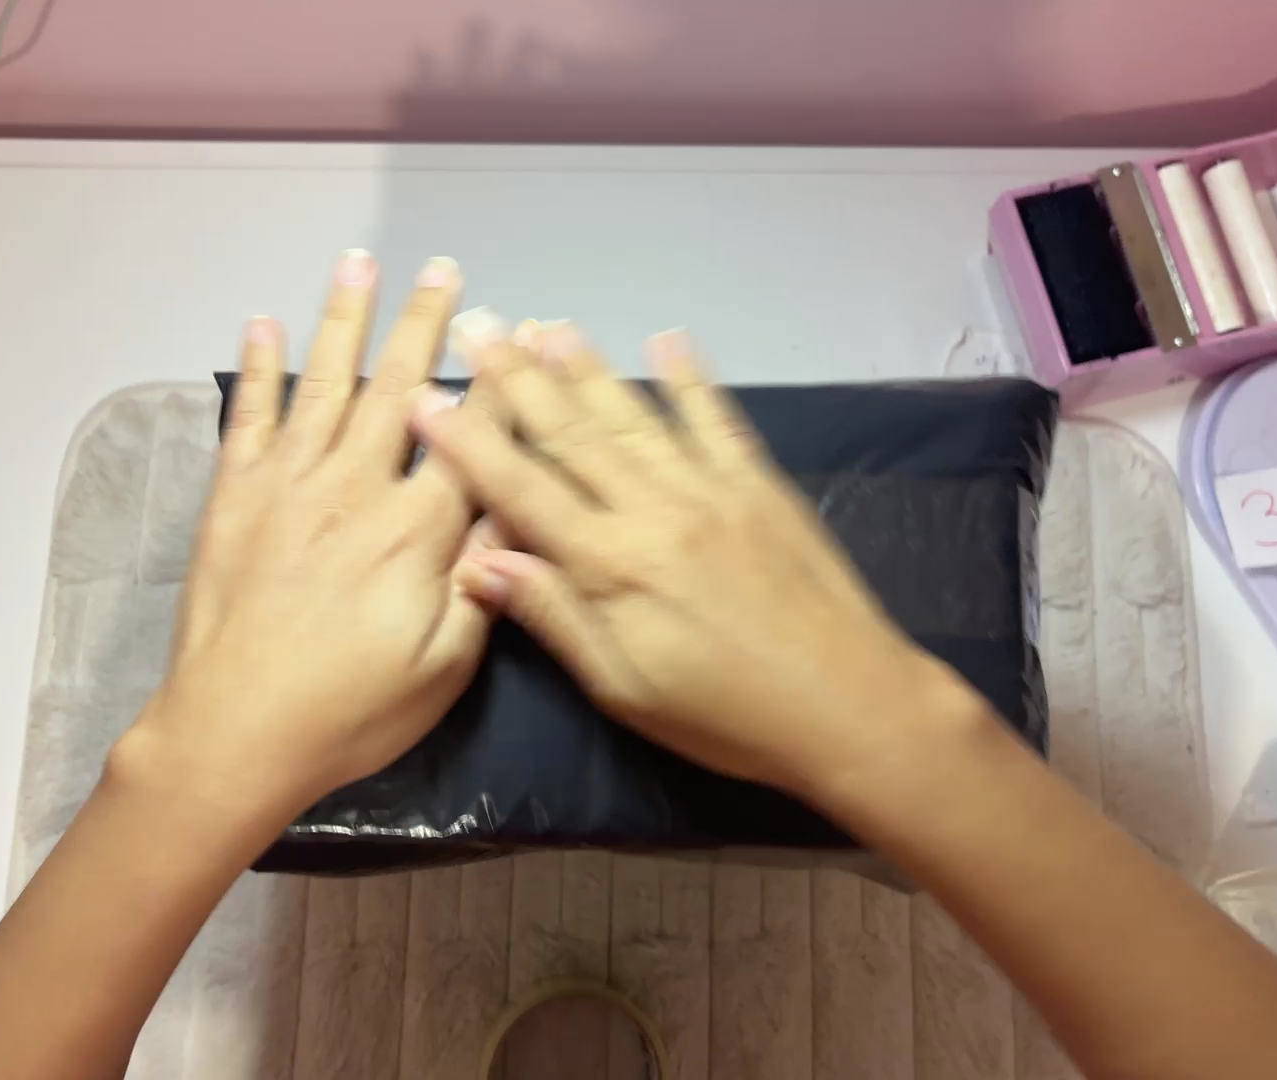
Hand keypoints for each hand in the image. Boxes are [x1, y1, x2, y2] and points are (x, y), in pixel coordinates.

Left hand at [115, 251, 501, 829]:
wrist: (235, 737)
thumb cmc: (353, 711)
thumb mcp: (445, 667)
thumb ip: (483, 582)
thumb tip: (512, 511)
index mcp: (414, 531)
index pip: (468, 437)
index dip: (499, 381)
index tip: (518, 332)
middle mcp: (353, 488)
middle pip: (398, 389)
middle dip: (424, 324)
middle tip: (442, 270)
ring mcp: (287, 485)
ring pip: (325, 385)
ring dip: (344, 320)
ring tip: (359, 263)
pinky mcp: (235, 498)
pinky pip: (249, 419)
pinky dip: (255, 369)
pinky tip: (260, 326)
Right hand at [416, 322, 981, 801]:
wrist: (849, 705)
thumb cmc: (724, 714)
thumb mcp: (624, 688)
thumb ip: (554, 617)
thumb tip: (479, 561)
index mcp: (612, 564)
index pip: (522, 490)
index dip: (469, 443)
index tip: (426, 398)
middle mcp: (654, 509)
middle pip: (572, 434)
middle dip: (518, 378)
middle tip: (480, 325)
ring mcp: (712, 489)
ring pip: (634, 416)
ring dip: (587, 368)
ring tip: (548, 325)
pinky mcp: (760, 486)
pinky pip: (718, 420)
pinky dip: (691, 379)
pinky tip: (667, 340)